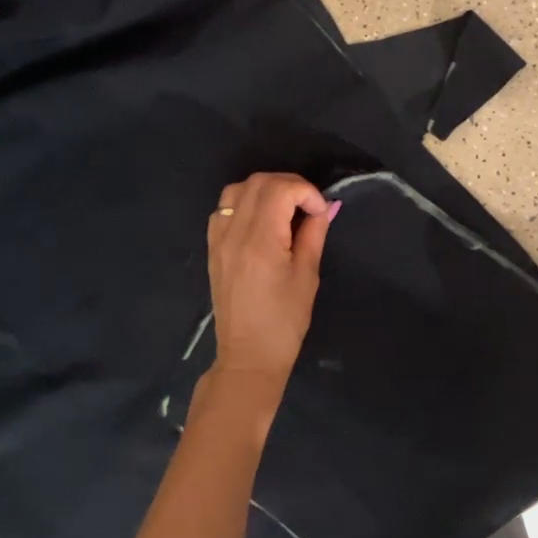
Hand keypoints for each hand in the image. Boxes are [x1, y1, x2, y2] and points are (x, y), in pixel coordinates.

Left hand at [206, 173, 335, 384]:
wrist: (248, 355)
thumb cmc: (284, 322)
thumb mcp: (307, 276)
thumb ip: (314, 234)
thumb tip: (326, 207)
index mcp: (260, 241)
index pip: (281, 189)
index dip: (306, 191)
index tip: (320, 212)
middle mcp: (234, 232)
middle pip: (259, 182)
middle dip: (288, 185)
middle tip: (307, 207)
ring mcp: (218, 238)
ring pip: (238, 189)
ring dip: (265, 190)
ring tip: (285, 210)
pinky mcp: (212, 247)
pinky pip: (224, 208)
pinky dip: (245, 203)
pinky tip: (261, 221)